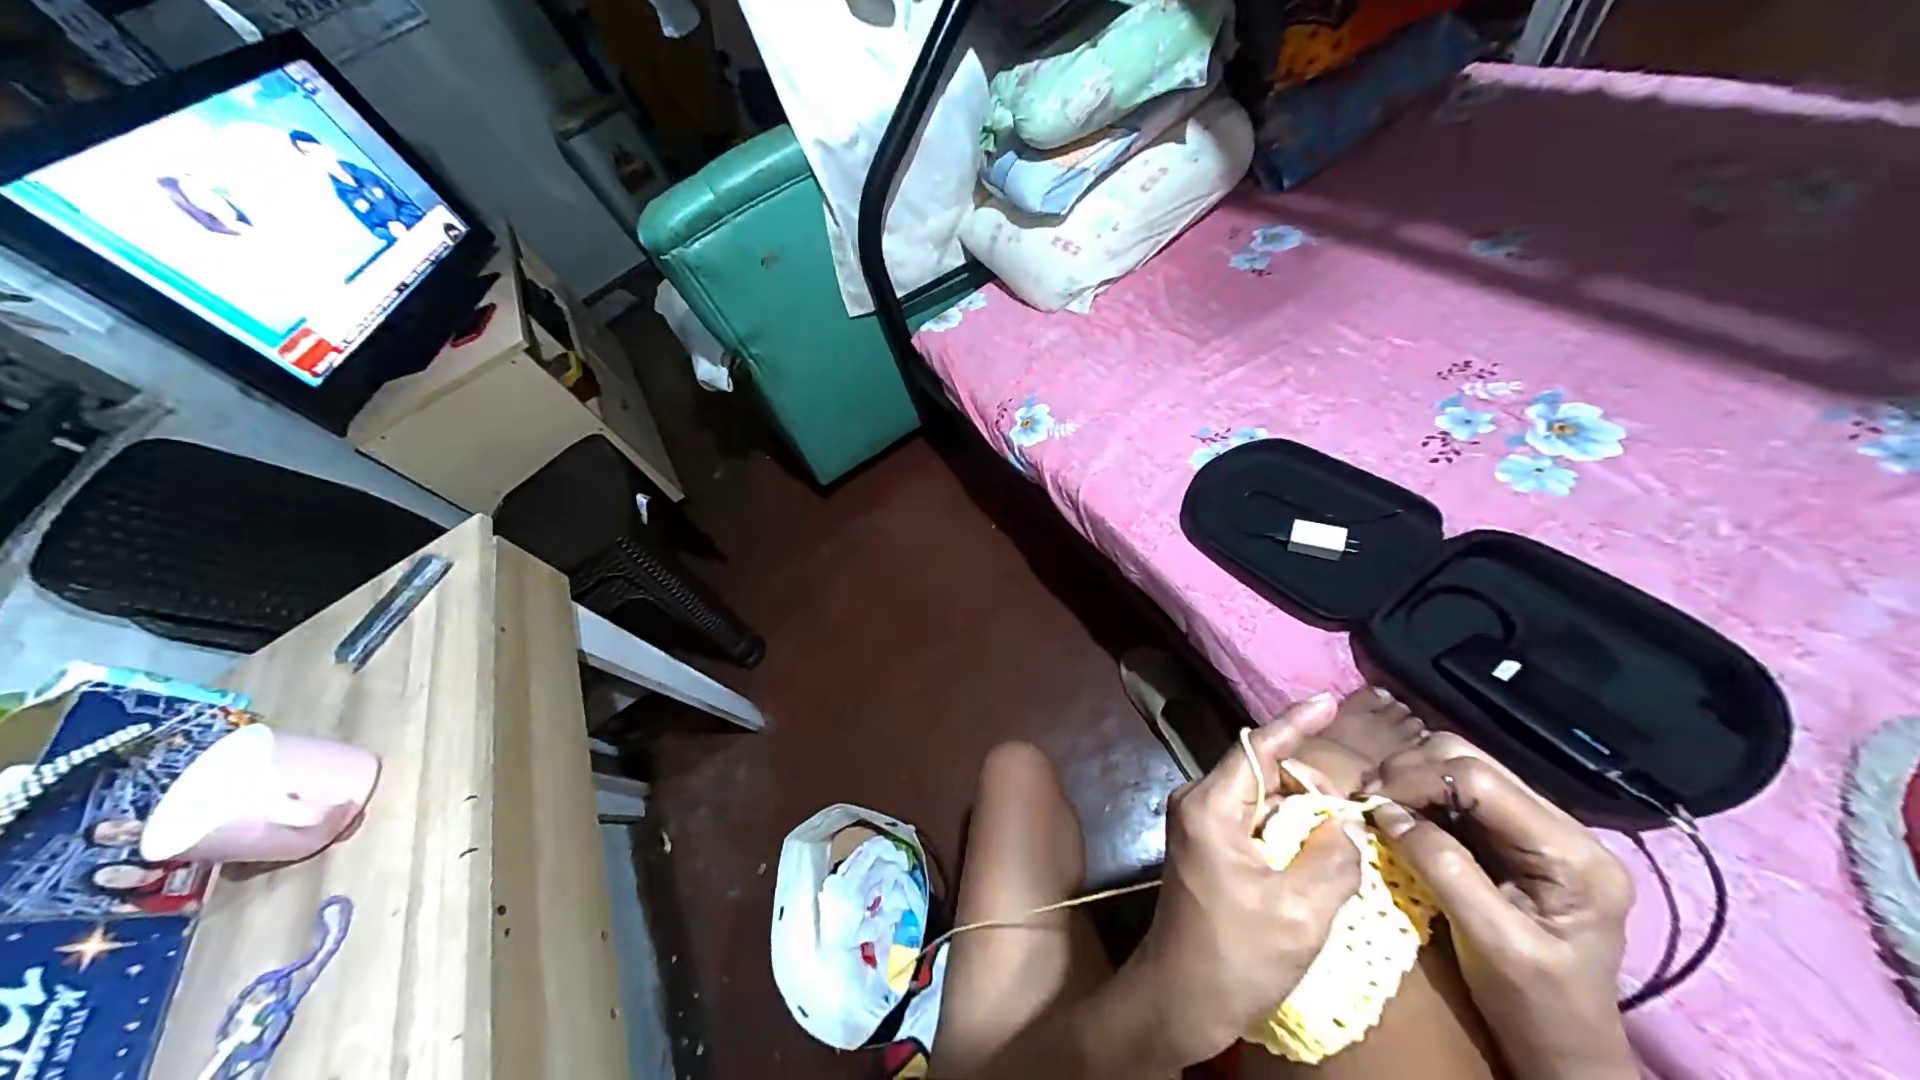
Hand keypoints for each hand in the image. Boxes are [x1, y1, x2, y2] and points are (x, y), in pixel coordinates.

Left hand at [1124, 694, 1362, 1067]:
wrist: (1180, 997)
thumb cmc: (1235, 956)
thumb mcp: (1300, 912)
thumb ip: (1331, 857)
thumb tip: (1343, 824)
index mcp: (1210, 806)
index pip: (1257, 748)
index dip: (1295, 723)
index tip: (1328, 699)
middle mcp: (1199, 802)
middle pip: (1264, 771)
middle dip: (1311, 785)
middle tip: (1351, 818)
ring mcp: (1201, 822)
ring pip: (1263, 797)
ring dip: (1304, 811)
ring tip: (1341, 840)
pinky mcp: (1208, 844)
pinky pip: (1255, 821)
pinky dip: (1289, 830)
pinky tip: (1318, 854)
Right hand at [1368, 733, 1636, 1079]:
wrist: (1564, 1043)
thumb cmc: (1537, 1003)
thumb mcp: (1493, 944)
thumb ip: (1444, 870)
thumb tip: (1386, 813)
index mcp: (1571, 852)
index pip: (1478, 778)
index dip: (1415, 779)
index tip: (1370, 806)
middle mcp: (1560, 825)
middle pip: (1466, 758)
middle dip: (1407, 772)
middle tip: (1369, 804)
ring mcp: (1535, 825)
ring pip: (1456, 763)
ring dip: (1409, 777)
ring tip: (1380, 809)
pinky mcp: (1510, 831)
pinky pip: (1454, 788)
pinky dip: (1417, 793)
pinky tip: (1400, 816)